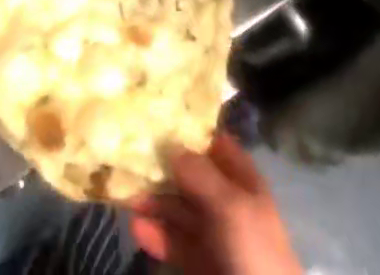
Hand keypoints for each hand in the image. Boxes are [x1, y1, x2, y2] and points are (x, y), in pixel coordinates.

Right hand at [129, 133, 302, 274]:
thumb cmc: (253, 249)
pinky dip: (155, 235)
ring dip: (154, 202)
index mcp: (242, 181)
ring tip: (126, 195)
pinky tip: (136, 227)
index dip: (190, 132)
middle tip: (129, 160)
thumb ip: (202, 175)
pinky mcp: (198, 263)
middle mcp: (226, 202)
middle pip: (191, 177)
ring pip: (179, 210)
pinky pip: (173, 242)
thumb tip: (173, 146)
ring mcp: (212, 234)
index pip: (215, 145)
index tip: (157, 120)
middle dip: (163, 169)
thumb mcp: (231, 206)